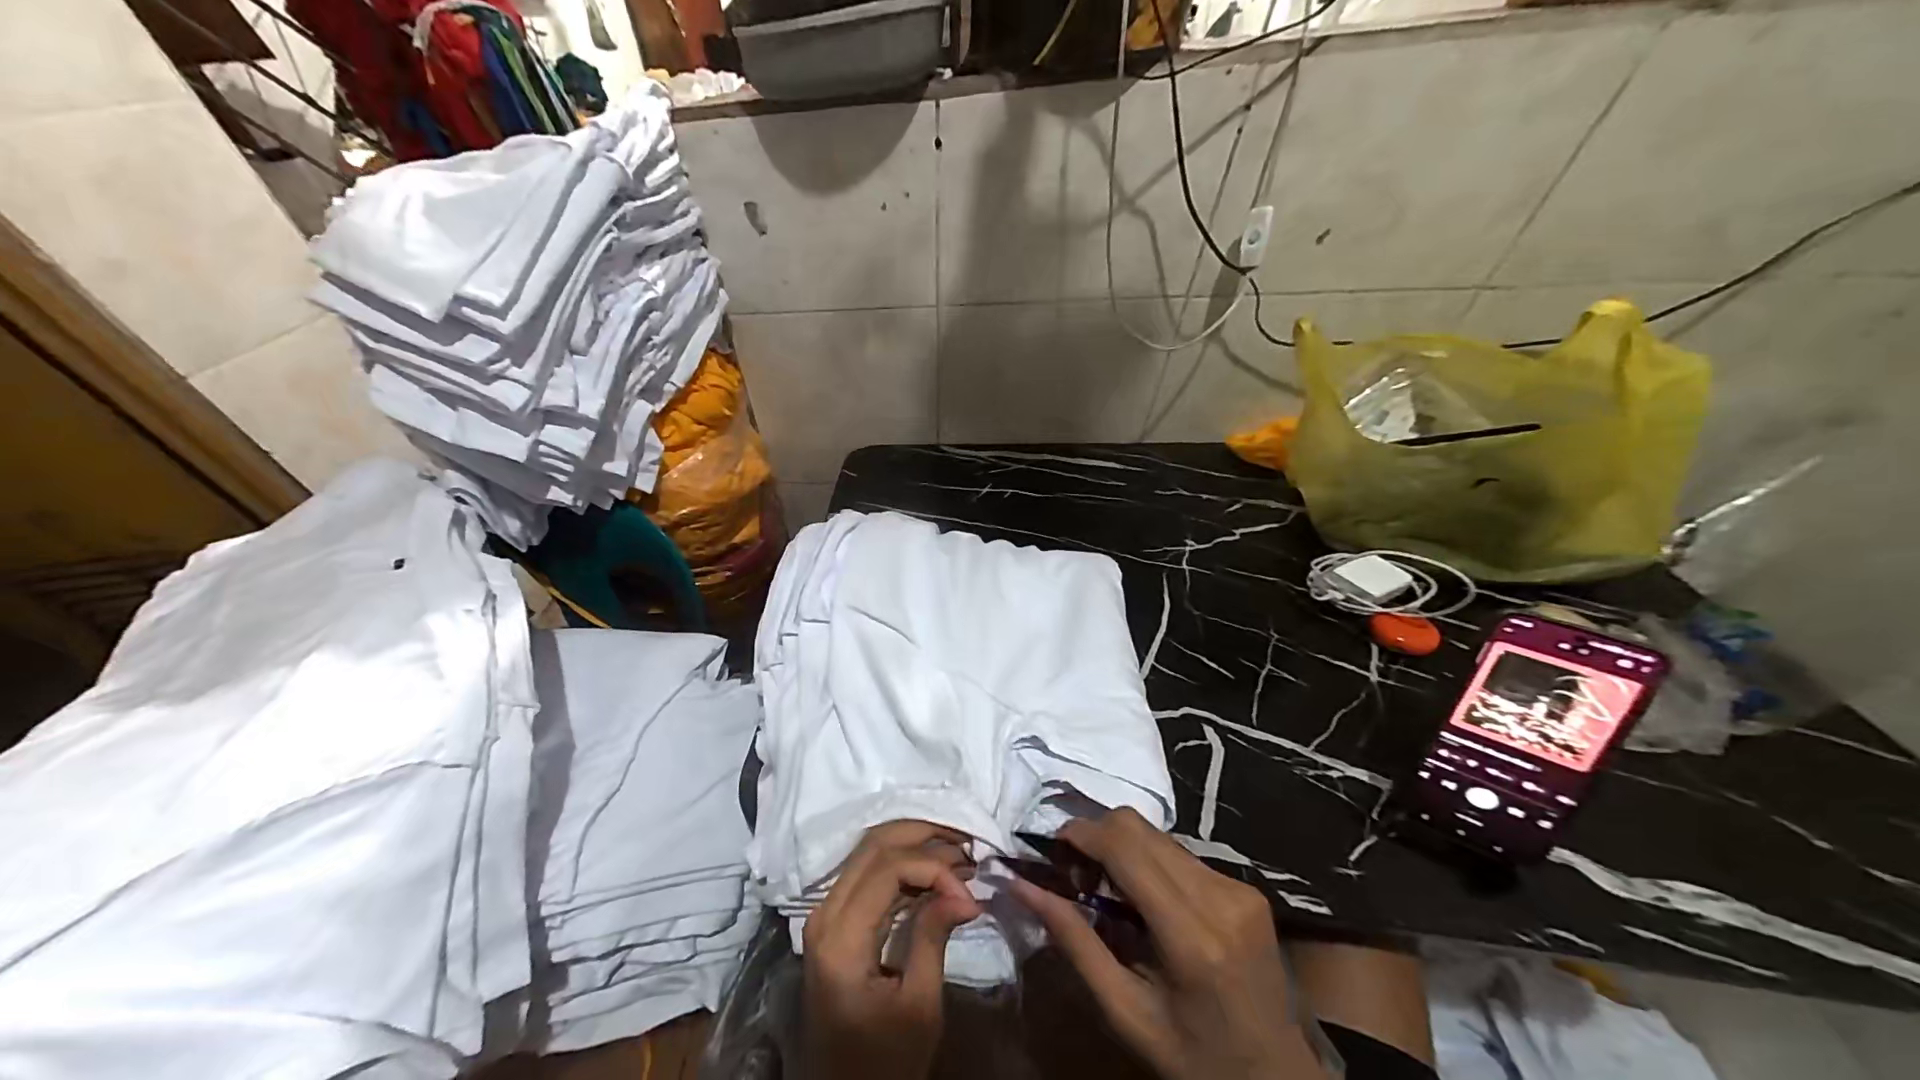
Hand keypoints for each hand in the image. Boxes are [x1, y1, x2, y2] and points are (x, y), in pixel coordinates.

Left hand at [802, 820, 982, 1079]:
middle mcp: (824, 913)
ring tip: (959, 850)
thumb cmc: (884, 1061)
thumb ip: (934, 937)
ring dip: (915, 843)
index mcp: (840, 938)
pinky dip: (903, 862)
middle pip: (874, 846)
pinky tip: (936, 868)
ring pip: (869, 852)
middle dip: (924, 834)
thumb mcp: (919, 1007)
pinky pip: (867, 873)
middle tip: (968, 840)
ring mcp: (825, 914)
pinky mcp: (835, 921)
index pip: (888, 868)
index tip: (970, 894)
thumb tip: (966, 892)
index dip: (934, 868)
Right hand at [1011, 809, 1325, 1079]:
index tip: (1051, 850)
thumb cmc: (1193, 1058)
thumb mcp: (1124, 1011)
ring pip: (1158, 834)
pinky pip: (1180, 852)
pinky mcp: (1246, 887)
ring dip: (1122, 846)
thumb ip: (1074, 942)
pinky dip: (1149, 861)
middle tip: (1073, 872)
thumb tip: (1022, 886)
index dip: (1081, 834)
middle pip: (1139, 828)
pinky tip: (1143, 898)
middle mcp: (1220, 897)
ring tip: (1106, 887)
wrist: (1277, 1079)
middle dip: (1096, 836)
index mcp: (1191, 935)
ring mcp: (1239, 887)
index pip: (1125, 847)